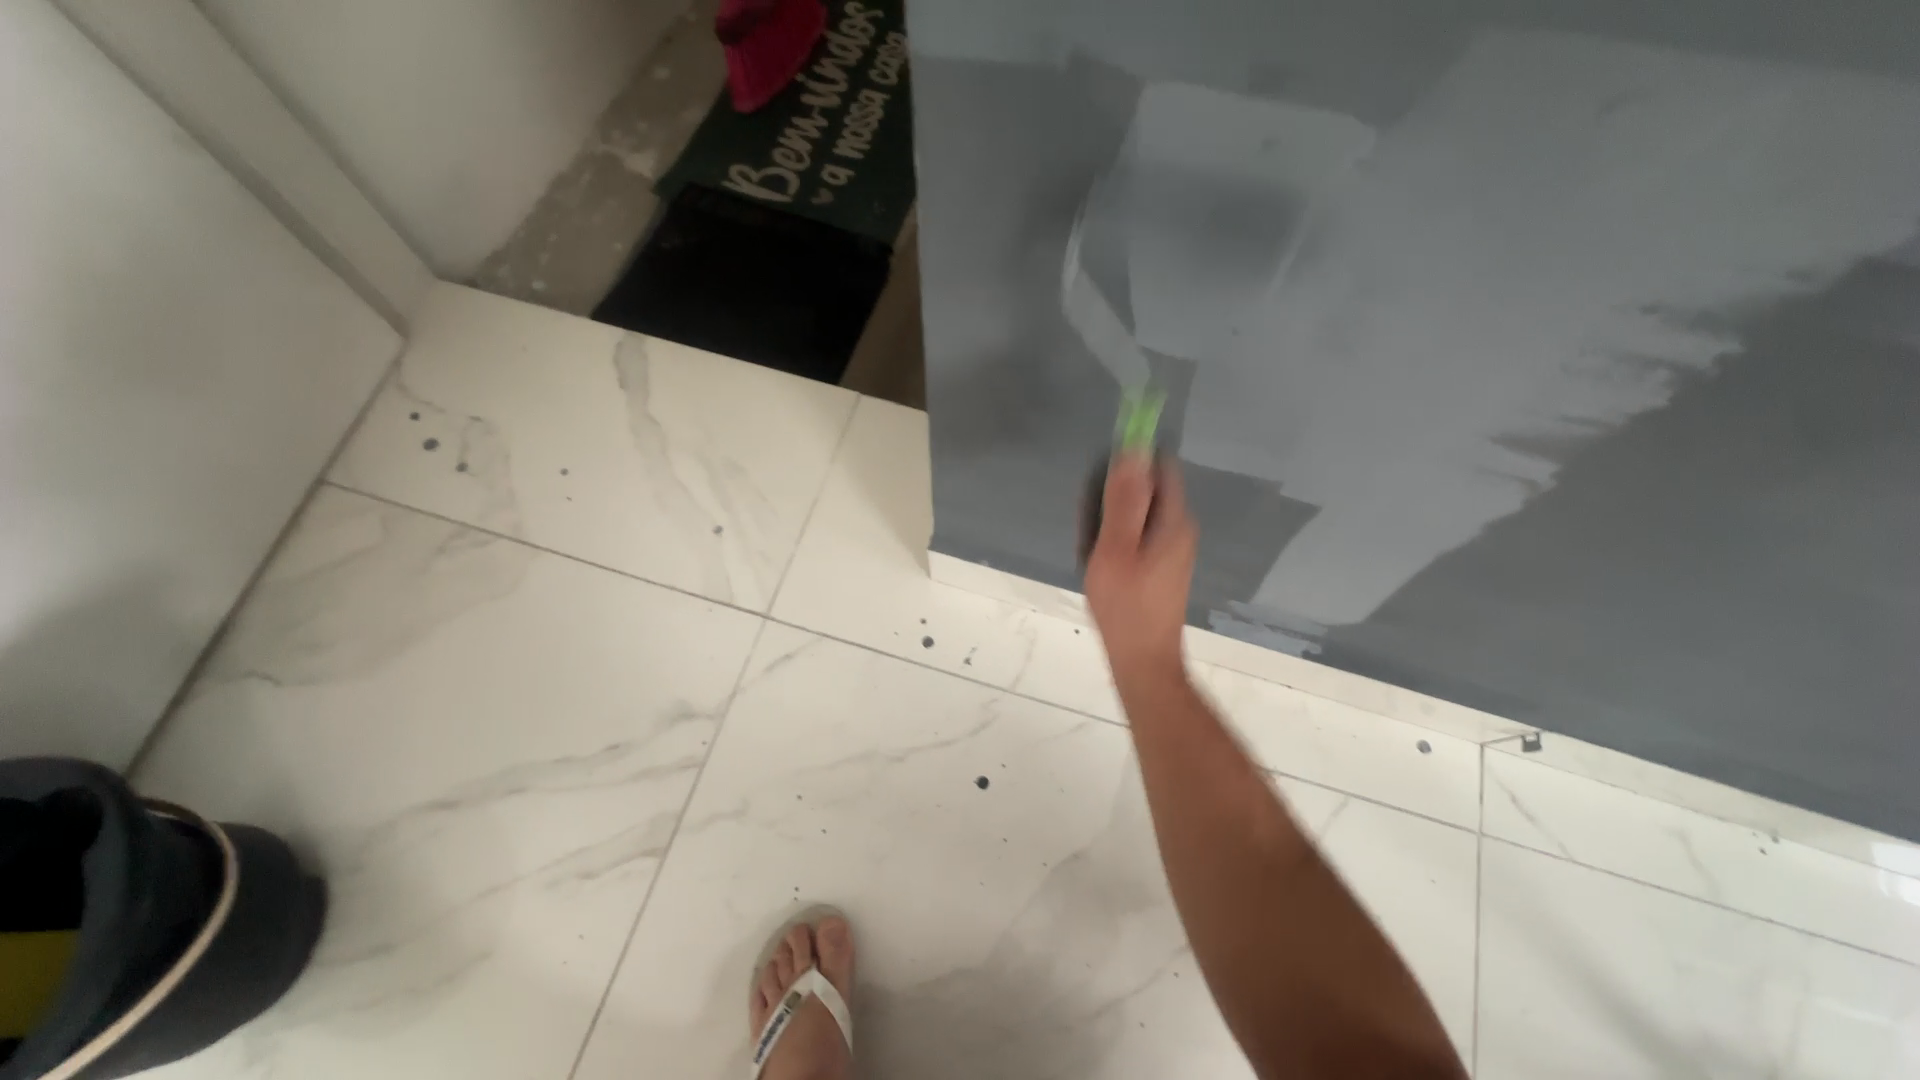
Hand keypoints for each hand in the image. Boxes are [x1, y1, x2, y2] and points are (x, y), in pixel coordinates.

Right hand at [1084, 453, 1197, 675]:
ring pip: (1141, 514)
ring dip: (1113, 520)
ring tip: (1092, 547)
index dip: (1130, 463)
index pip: (1161, 466)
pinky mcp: (1163, 567)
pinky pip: (1139, 536)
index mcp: (1174, 520)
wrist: (1142, 660)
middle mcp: (1181, 529)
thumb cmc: (1125, 605)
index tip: (1100, 482)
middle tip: (1090, 524)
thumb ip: (1123, 500)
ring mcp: (1174, 549)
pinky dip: (1117, 540)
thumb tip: (1133, 449)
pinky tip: (1101, 563)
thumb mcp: (1115, 548)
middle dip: (1116, 496)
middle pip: (1149, 489)